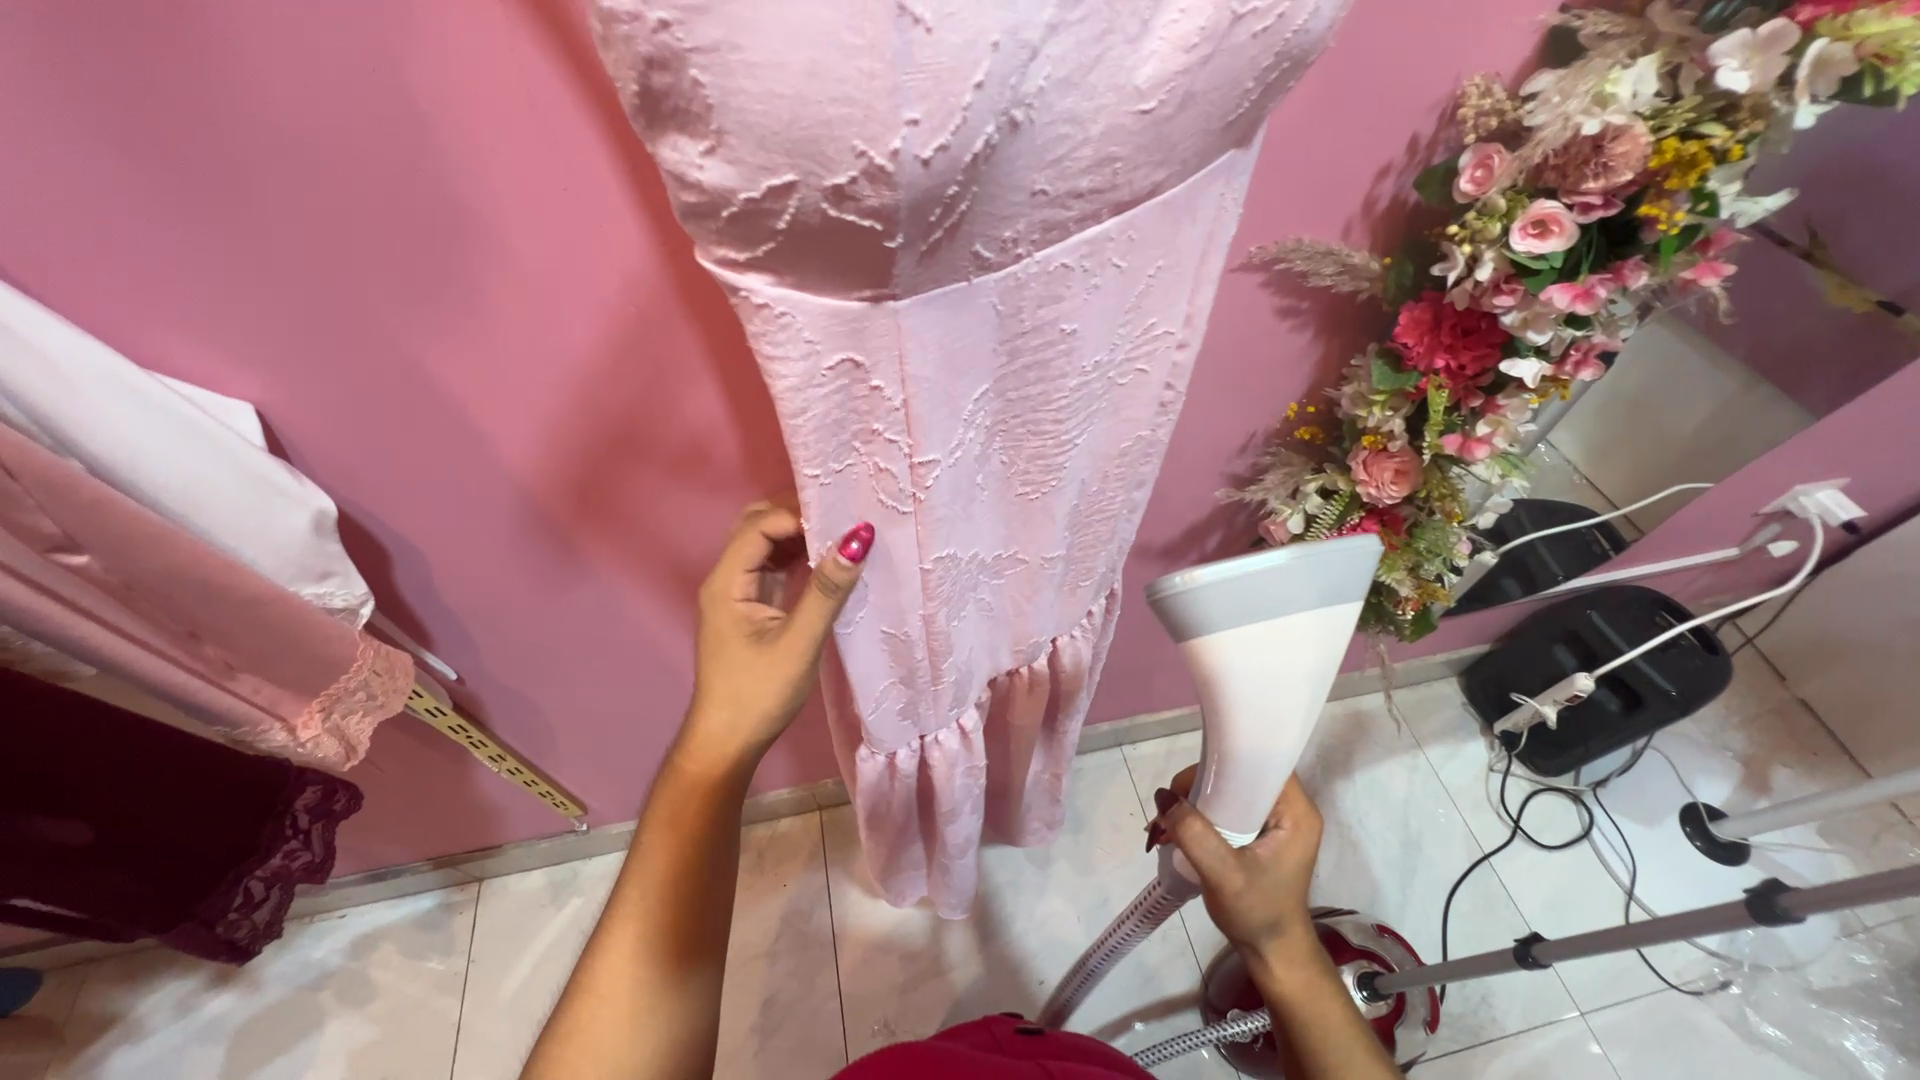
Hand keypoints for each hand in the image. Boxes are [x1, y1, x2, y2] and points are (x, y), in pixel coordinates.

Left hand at [683, 503, 871, 762]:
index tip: (841, 519)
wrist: (729, 741)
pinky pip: (772, 567)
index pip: (759, 526)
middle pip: (756, 526)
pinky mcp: (751, 608)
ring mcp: (738, 593)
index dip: (798, 516)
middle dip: (796, 515)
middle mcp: (726, 579)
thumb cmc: (759, 694)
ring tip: (839, 532)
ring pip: (764, 545)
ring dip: (798, 535)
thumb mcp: (799, 643)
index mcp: (727, 582)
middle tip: (841, 516)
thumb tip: (858, 539)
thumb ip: (827, 590)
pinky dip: (796, 556)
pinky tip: (825, 560)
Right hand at [1152, 770, 1323, 960]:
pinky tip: (1183, 828)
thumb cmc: (1257, 913)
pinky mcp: (1262, 832)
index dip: (1226, 761)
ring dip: (1199, 799)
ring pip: (1231, 788)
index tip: (1192, 781)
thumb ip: (1193, 833)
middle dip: (1202, 784)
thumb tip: (1163, 796)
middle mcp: (1291, 808)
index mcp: (1296, 812)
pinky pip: (1230, 806)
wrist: (1272, 953)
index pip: (1263, 762)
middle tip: (1173, 806)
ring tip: (1172, 821)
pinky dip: (1205, 812)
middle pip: (1241, 772)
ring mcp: (1276, 820)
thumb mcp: (1222, 874)